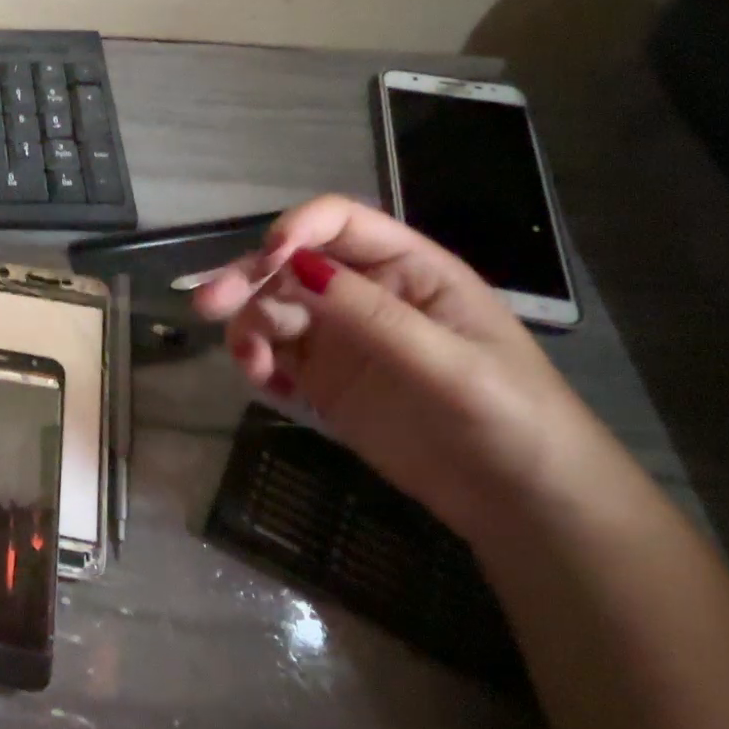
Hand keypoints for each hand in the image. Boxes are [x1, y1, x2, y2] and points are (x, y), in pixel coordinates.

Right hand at [192, 195, 605, 533]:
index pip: (341, 225)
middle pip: (290, 266)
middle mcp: (365, 295)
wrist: (522, 503)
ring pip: (271, 310)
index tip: (268, 255)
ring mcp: (340, 339)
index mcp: (409, 271)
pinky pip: (273, 356)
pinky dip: (256, 363)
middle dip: (247, 279)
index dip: (299, 228)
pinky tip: (263, 383)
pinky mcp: (322, 381)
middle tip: (207, 305)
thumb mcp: (450, 363)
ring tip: (250, 364)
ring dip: (247, 327)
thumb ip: (373, 315)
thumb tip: (297, 266)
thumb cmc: (510, 418)